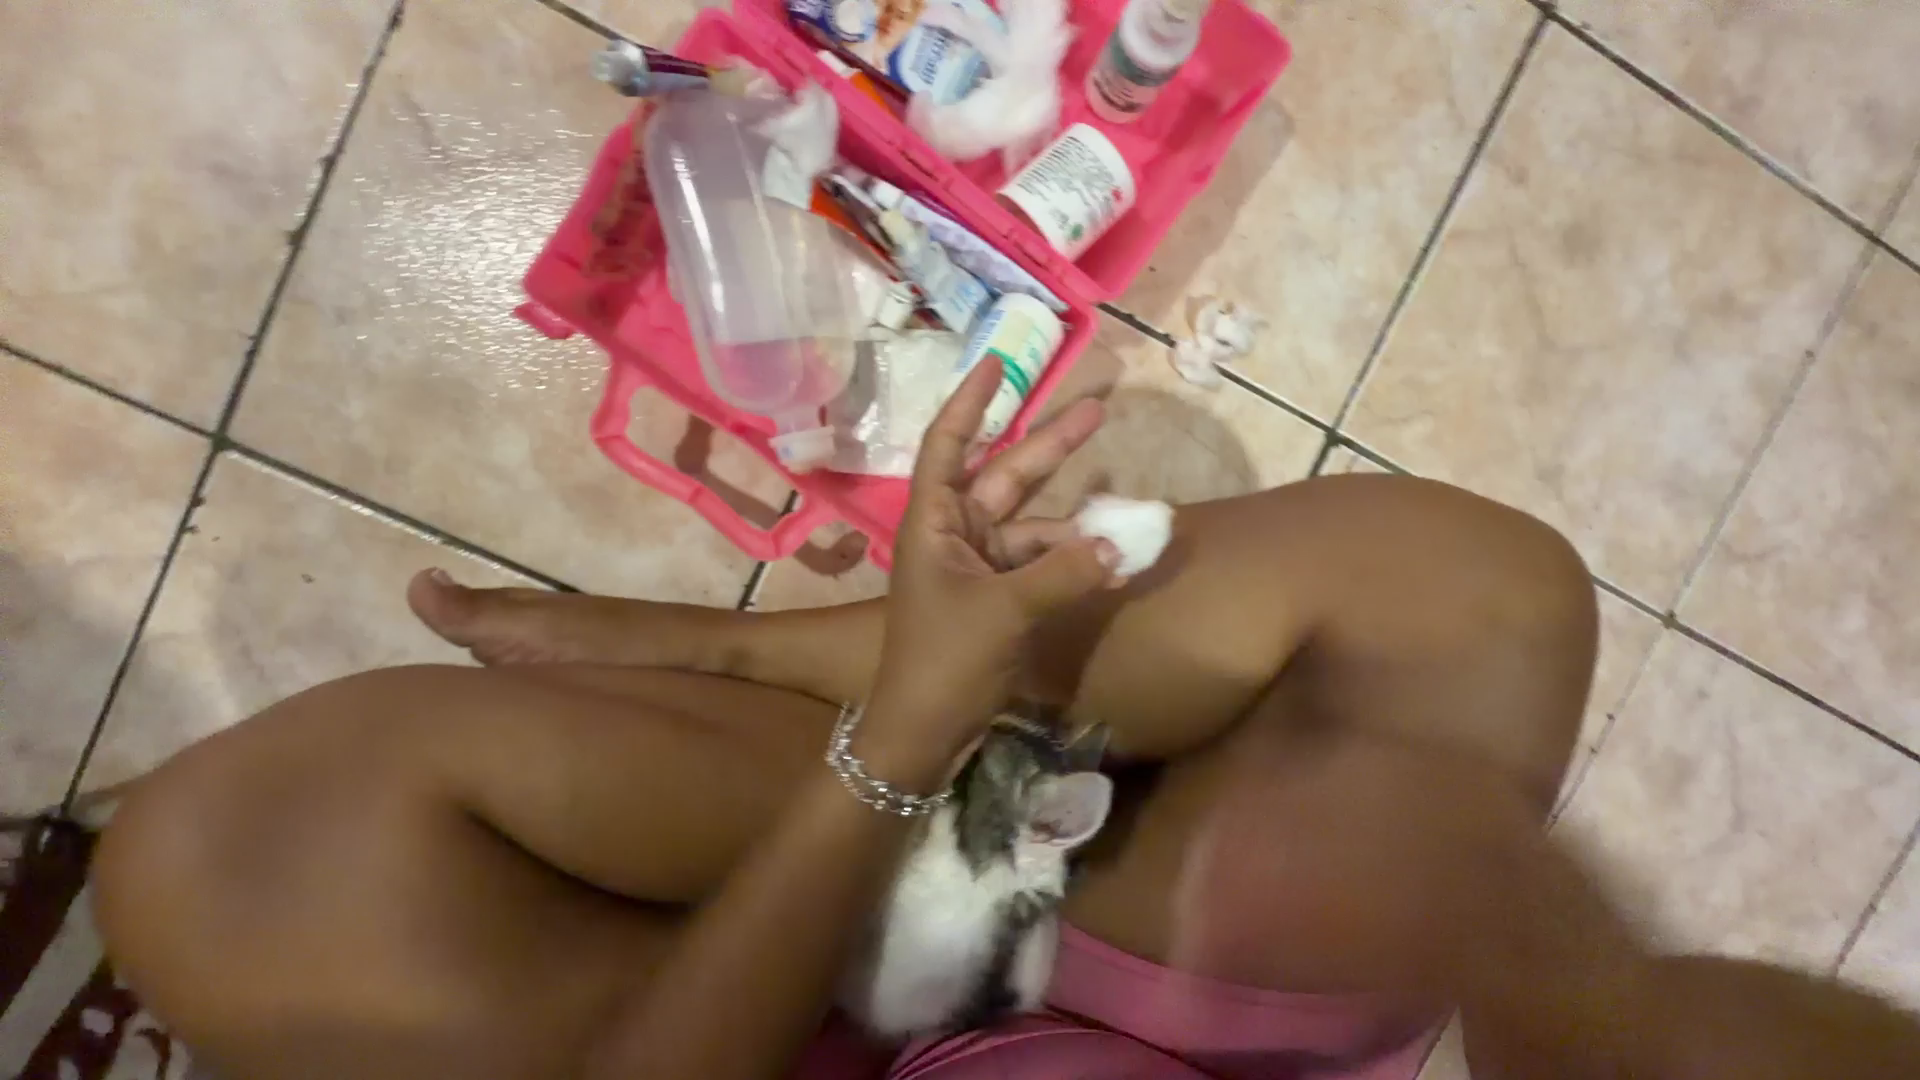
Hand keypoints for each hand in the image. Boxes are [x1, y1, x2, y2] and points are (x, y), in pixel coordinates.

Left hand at [863, 362, 1122, 762]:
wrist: (925, 733)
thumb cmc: (944, 662)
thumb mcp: (1004, 613)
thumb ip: (1063, 575)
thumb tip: (1122, 546)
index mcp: (934, 522)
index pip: (948, 443)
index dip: (972, 400)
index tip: (998, 361)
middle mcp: (955, 533)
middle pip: (1005, 475)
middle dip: (1052, 444)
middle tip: (1100, 404)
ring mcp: (979, 566)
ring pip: (1034, 524)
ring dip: (1079, 520)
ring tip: (1134, 510)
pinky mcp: (1000, 597)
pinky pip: (1044, 565)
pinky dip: (1076, 561)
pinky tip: (1118, 559)